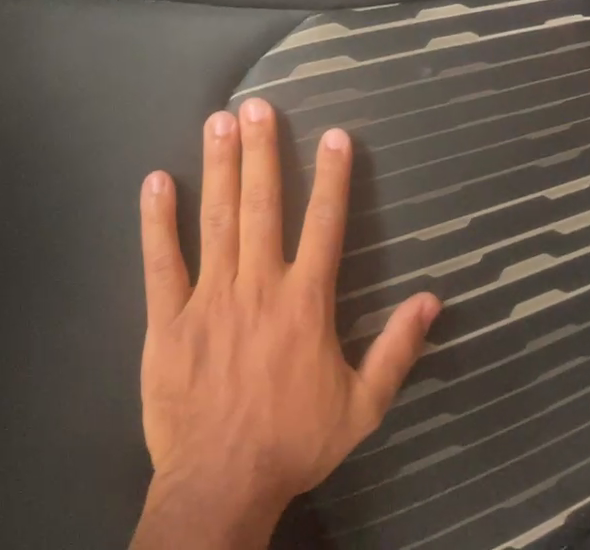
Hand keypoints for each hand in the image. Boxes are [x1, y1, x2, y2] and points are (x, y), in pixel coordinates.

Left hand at [131, 97, 441, 549]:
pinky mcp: (167, 318)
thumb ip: (398, 349)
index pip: (324, 224)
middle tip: (258, 105)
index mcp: (306, 302)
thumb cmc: (295, 442)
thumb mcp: (364, 405)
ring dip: (219, 168)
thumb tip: (432, 299)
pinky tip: (157, 180)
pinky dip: (157, 220)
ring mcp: (209, 298)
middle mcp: (258, 285)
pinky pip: (160, 262)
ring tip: (218, 121)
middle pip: (263, 205)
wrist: (222, 484)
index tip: (335, 134)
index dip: (332, 176)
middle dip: (262, 151)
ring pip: (216, 220)